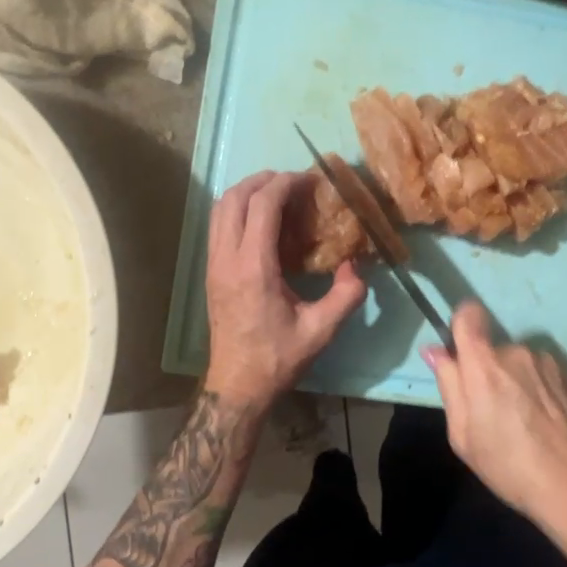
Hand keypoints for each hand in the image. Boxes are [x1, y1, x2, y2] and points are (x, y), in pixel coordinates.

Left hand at [205, 172, 366, 406]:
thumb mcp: (321, 331)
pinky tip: (261, 222)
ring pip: (220, 209)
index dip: (285, 184)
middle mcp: (227, 259)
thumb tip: (356, 266)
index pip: (261, 205)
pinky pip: (218, 226)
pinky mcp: (211, 272)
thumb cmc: (277, 358)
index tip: (309, 180)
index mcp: (253, 268)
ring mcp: (213, 264)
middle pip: (234, 197)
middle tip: (293, 183)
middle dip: (263, 180)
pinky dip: (237, 210)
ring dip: (246, 192)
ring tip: (276, 195)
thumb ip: (346, 295)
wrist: (237, 385)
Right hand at [425, 302, 566, 520]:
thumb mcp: (463, 435)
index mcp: (484, 364)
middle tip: (493, 412)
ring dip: (518, 381)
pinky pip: (545, 374)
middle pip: (495, 348)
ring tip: (524, 421)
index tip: (461, 352)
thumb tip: (435, 352)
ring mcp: (549, 363)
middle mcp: (518, 353)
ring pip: (522, 362)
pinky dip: (542, 389)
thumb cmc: (508, 466)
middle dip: (489, 371)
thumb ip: (449, 385)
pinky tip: (546, 421)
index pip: (468, 314)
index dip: (462, 326)